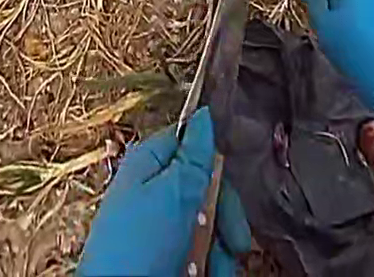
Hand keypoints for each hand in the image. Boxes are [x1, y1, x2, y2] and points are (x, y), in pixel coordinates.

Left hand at [78, 108, 251, 276]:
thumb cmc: (138, 248)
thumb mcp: (174, 192)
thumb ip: (195, 154)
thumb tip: (205, 113)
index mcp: (149, 164)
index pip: (190, 141)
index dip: (214, 158)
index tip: (233, 178)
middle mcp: (154, 193)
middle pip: (205, 186)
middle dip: (225, 213)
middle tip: (234, 238)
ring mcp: (160, 229)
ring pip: (208, 223)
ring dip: (221, 245)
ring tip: (218, 267)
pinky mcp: (167, 260)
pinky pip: (201, 252)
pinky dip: (210, 265)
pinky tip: (208, 275)